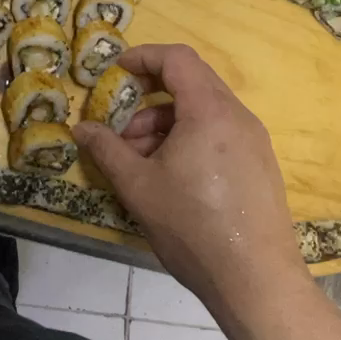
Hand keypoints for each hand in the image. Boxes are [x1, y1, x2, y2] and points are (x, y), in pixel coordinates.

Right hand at [74, 43, 304, 307]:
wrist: (257, 283)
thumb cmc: (193, 226)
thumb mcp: (138, 186)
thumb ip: (106, 149)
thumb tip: (80, 128)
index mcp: (209, 110)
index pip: (177, 58)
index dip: (143, 57)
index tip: (116, 72)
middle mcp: (237, 116)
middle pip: (191, 81)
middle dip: (150, 95)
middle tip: (122, 122)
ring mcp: (253, 140)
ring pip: (203, 110)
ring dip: (166, 121)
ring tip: (138, 157)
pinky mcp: (259, 165)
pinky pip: (219, 132)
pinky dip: (189, 137)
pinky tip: (169, 174)